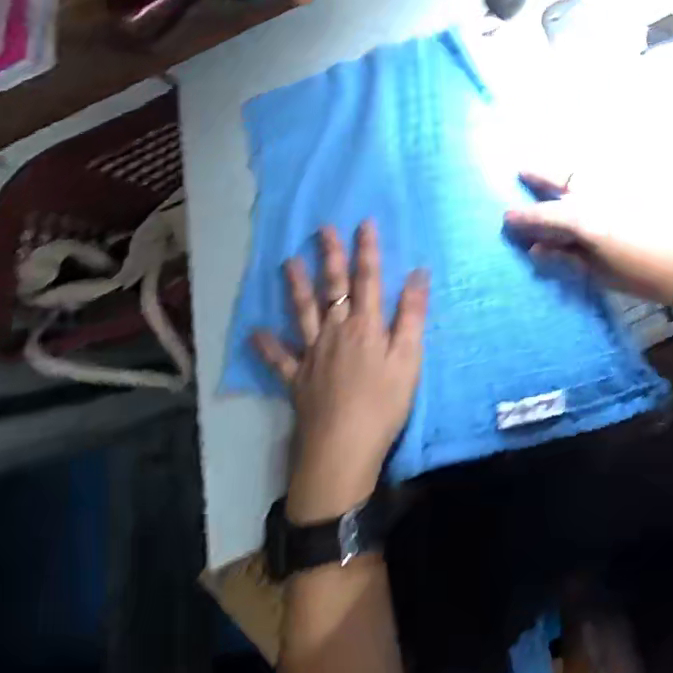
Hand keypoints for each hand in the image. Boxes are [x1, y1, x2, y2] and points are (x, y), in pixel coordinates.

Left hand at [253, 221, 427, 522]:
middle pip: (334, 289)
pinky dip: (267, 344)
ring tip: (289, 263)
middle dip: (330, 257)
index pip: (368, 279)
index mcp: (367, 326)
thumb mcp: (410, 358)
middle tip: (323, 229)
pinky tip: (256, 332)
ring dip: (297, 287)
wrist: (341, 449)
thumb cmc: (385, 402)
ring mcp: (313, 355)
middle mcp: (337, 332)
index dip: (366, 250)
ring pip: (304, 313)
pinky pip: (280, 358)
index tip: (363, 223)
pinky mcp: (297, 379)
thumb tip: (417, 273)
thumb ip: (412, 315)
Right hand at [503, 170, 672, 320]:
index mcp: (586, 217)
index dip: (522, 218)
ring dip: (568, 167)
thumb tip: (539, 249)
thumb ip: (572, 260)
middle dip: (538, 171)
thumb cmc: (662, 277)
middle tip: (522, 169)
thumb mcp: (610, 276)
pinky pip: (613, 163)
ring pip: (586, 164)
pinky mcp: (647, 170)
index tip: (506, 217)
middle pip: (561, 174)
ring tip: (555, 171)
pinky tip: (596, 173)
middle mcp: (600, 188)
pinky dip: (599, 167)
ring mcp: (624, 175)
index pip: (543, 214)